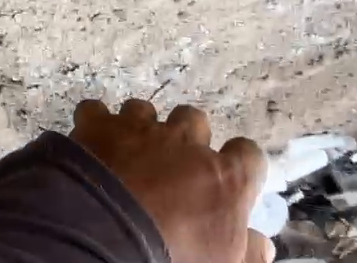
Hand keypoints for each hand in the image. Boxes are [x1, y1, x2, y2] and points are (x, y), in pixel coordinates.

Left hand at [69, 99, 271, 262]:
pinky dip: (96, 122)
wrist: (106, 233)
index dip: (242, 164)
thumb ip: (248, 253)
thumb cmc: (175, 256)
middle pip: (193, 119)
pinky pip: (97, 109)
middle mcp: (183, 141)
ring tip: (133, 154)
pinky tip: (94, 142)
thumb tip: (262, 242)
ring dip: (142, 127)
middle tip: (177, 165)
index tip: (233, 177)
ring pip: (145, 109)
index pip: (249, 154)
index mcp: (222, 176)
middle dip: (188, 136)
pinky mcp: (97, 123)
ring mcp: (136, 126)